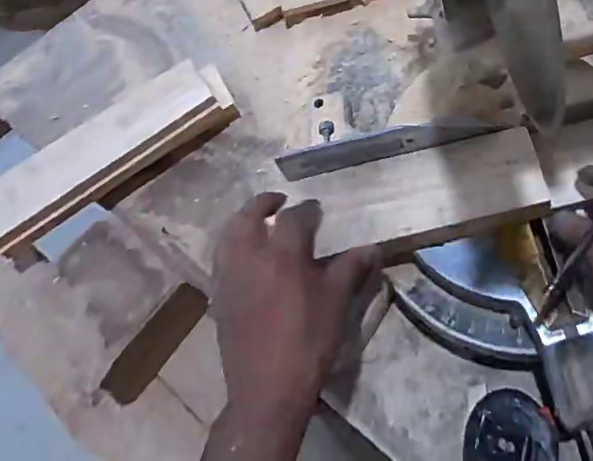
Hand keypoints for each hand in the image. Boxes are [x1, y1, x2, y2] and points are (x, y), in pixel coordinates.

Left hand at [210, 193, 381, 434]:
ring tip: (259, 225)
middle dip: (261, 205)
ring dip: (241, 224)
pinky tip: (248, 259)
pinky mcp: (219, 302)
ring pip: (227, 239)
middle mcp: (250, 261)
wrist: (268, 391)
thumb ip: (352, 267)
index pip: (293, 218)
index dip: (307, 209)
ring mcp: (230, 281)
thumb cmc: (308, 339)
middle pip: (245, 219)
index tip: (317, 209)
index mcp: (282, 255)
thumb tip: (373, 247)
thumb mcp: (338, 300)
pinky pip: (222, 263)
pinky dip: (233, 249)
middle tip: (278, 201)